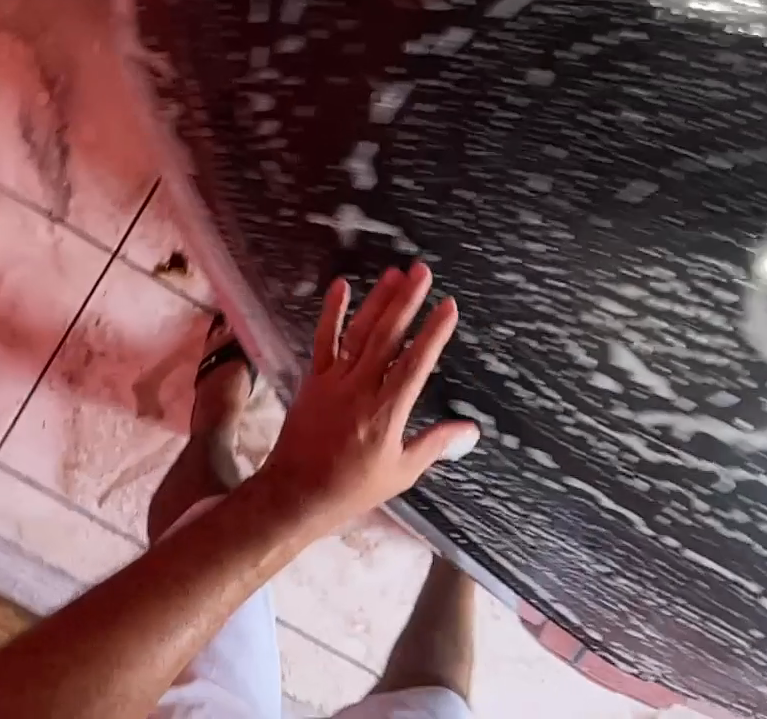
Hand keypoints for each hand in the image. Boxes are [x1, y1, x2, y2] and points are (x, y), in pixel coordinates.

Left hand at [254, 263, 480, 527]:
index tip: (448, 306)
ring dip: (378, 300)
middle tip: (422, 272)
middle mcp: (360, 389)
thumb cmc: (351, 489)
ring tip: (395, 273)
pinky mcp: (314, 379)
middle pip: (388, 336)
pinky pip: (323, 340)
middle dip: (407, 301)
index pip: (416, 363)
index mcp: (386, 412)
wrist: (295, 494)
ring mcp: (334, 381)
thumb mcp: (401, 472)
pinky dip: (332, 312)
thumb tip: (471, 430)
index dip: (433, 332)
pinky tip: (341, 286)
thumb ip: (435, 444)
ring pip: (360, 332)